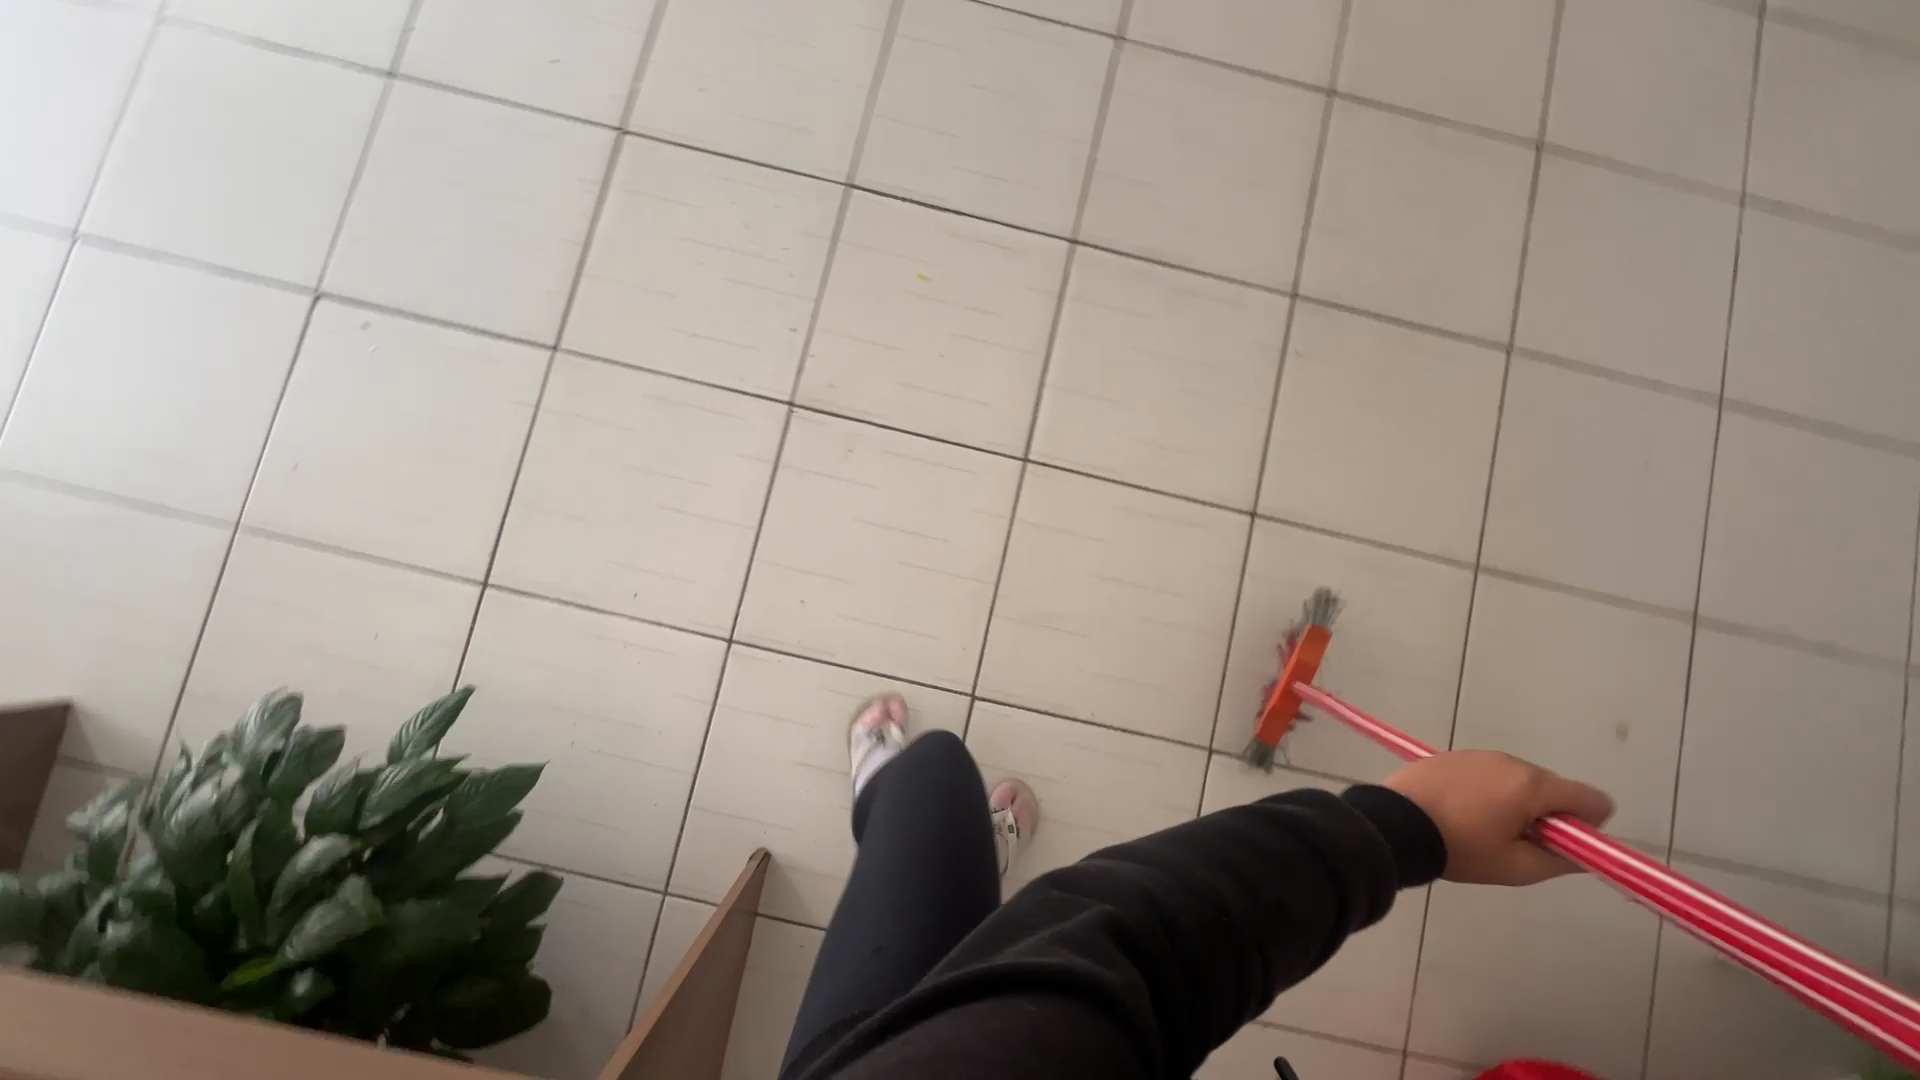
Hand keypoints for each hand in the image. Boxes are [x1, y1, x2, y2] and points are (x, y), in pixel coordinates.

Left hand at [1382, 750, 1614, 885]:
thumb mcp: (1518, 867)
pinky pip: (1485, 773)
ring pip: (1516, 778)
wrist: (1395, 824)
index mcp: (1532, 784)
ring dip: (1514, 800)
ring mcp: (1475, 754)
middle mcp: (1508, 760)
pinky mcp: (1449, 755)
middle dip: (1547, 813)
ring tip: (1482, 827)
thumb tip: (1583, 852)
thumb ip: (1561, 860)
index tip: (1559, 843)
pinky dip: (1486, 790)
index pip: (1591, 797)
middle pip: (1551, 787)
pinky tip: (1461, 811)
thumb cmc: (1460, 848)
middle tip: (1515, 840)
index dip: (1587, 825)